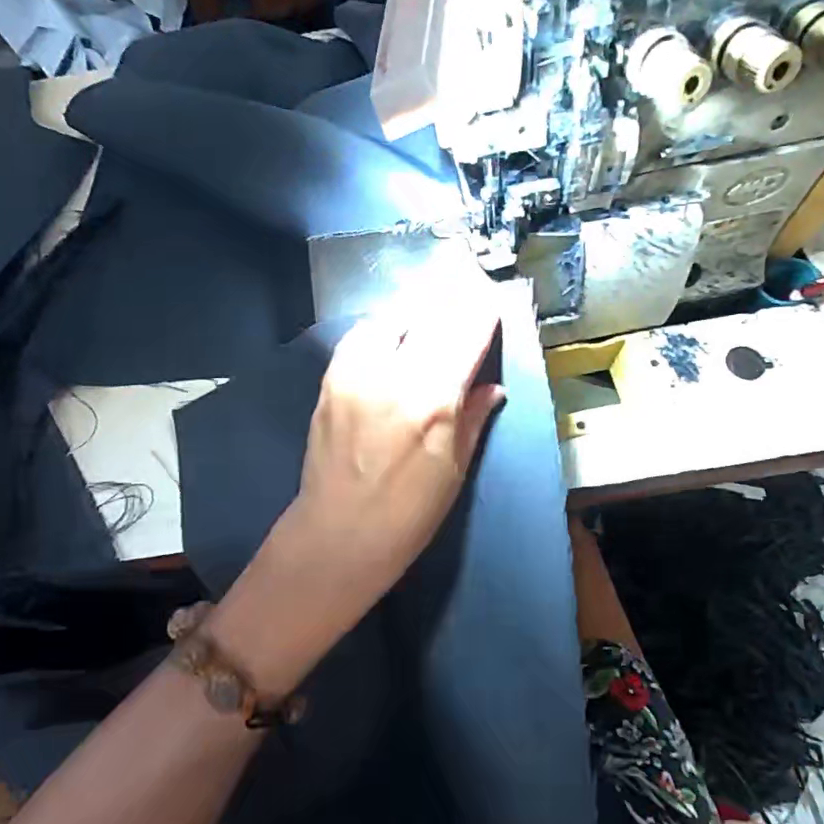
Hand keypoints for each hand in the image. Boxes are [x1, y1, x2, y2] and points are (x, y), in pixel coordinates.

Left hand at [208, 300, 505, 694]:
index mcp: (433, 401)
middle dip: (453, 299)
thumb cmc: (409, 515)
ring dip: (416, 311)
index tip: (493, 300)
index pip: (465, 335)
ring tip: (431, 312)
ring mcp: (356, 373)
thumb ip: (472, 418)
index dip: (482, 312)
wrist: (337, 535)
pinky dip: (383, 328)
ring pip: (392, 317)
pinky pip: (361, 336)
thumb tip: (492, 387)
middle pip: (430, 316)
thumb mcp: (454, 470)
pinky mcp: (331, 379)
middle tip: (467, 287)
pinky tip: (393, 336)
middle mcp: (393, 375)